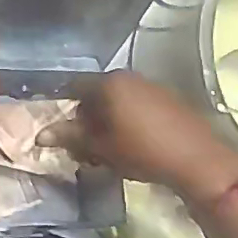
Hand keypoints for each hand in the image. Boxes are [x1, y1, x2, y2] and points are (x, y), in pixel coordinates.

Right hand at [39, 72, 237, 204]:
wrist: (196, 160)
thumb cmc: (141, 151)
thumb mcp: (100, 147)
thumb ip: (70, 137)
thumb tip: (41, 135)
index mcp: (110, 82)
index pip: (75, 87)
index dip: (65, 109)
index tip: (64, 133)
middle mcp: (130, 77)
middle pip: (97, 93)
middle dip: (87, 118)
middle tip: (83, 147)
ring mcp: (152, 87)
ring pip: (118, 101)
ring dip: (108, 122)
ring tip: (107, 150)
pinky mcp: (169, 100)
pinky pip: (138, 106)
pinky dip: (128, 122)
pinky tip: (132, 146)